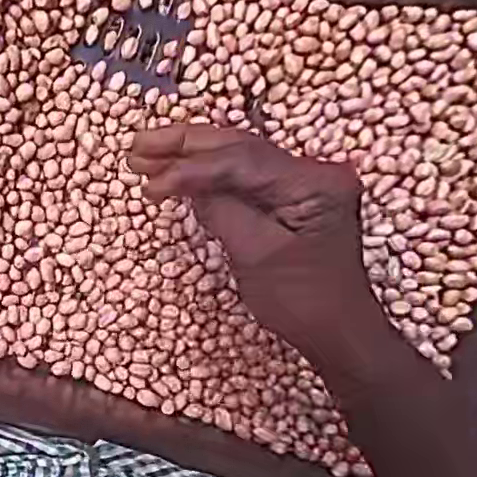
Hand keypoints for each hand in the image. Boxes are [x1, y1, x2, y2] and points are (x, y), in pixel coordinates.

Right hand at [127, 124, 401, 379]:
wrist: (338, 331)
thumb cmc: (304, 301)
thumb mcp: (258, 256)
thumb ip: (222, 212)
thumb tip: (188, 186)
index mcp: (314, 182)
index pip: (241, 161)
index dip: (190, 169)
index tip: (151, 184)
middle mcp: (310, 172)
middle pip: (236, 146)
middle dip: (183, 145)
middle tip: (137, 144)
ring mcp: (299, 184)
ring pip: (234, 158)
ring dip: (188, 157)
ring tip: (143, 155)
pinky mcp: (285, 200)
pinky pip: (238, 179)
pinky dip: (203, 177)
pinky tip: (173, 175)